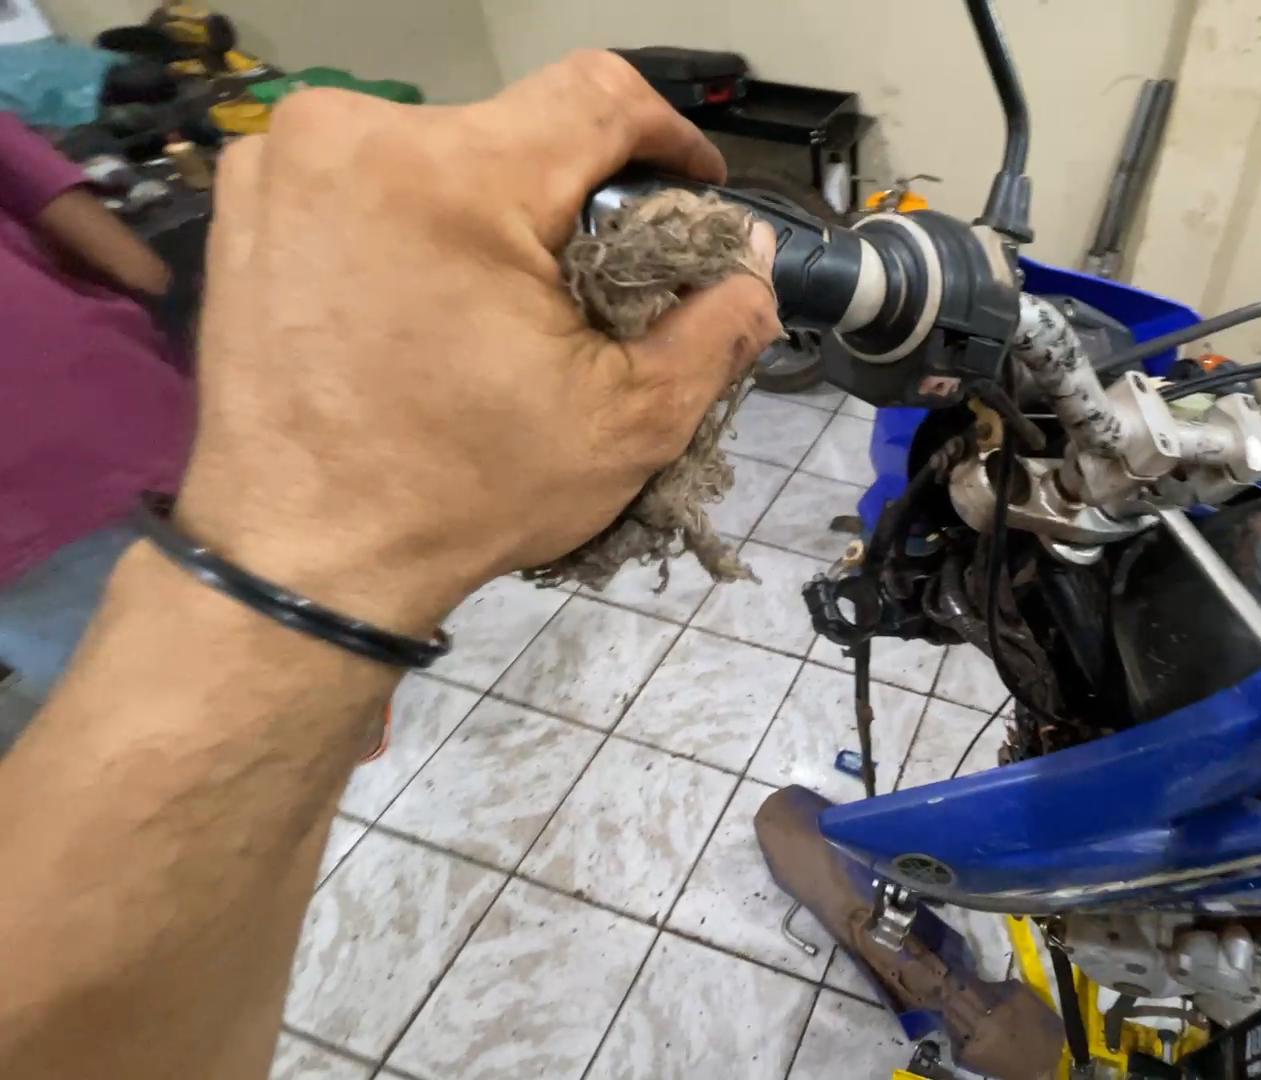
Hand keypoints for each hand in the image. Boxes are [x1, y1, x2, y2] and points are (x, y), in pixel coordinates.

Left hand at [175, 51, 781, 634]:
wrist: (312, 552)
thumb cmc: (482, 488)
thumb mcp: (637, 418)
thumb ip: (717, 327)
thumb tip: (754, 263)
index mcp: (456, 181)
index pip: (599, 96)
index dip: (672, 136)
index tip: (698, 190)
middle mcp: (354, 137)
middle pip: (531, 132)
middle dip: (596, 203)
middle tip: (620, 291)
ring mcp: (286, 163)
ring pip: (462, 153)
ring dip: (523, 215)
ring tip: (538, 308)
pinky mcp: (253, 201)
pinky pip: (389, 176)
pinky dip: (449, 223)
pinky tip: (459, 303)